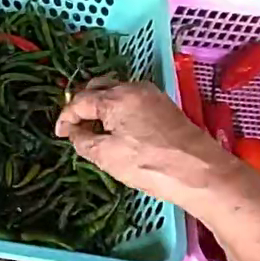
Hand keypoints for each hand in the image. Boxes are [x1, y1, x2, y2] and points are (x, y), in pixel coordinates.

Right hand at [54, 80, 259, 213]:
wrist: (200, 172)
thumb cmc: (149, 164)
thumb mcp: (105, 156)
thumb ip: (81, 140)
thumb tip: (73, 132)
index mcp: (115, 97)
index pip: (79, 101)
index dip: (65, 118)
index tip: (59, 135)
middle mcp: (133, 88)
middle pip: (97, 88)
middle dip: (82, 106)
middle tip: (75, 128)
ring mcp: (151, 95)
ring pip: (115, 92)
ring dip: (100, 107)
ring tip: (94, 131)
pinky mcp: (163, 105)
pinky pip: (130, 99)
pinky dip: (117, 110)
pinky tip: (116, 130)